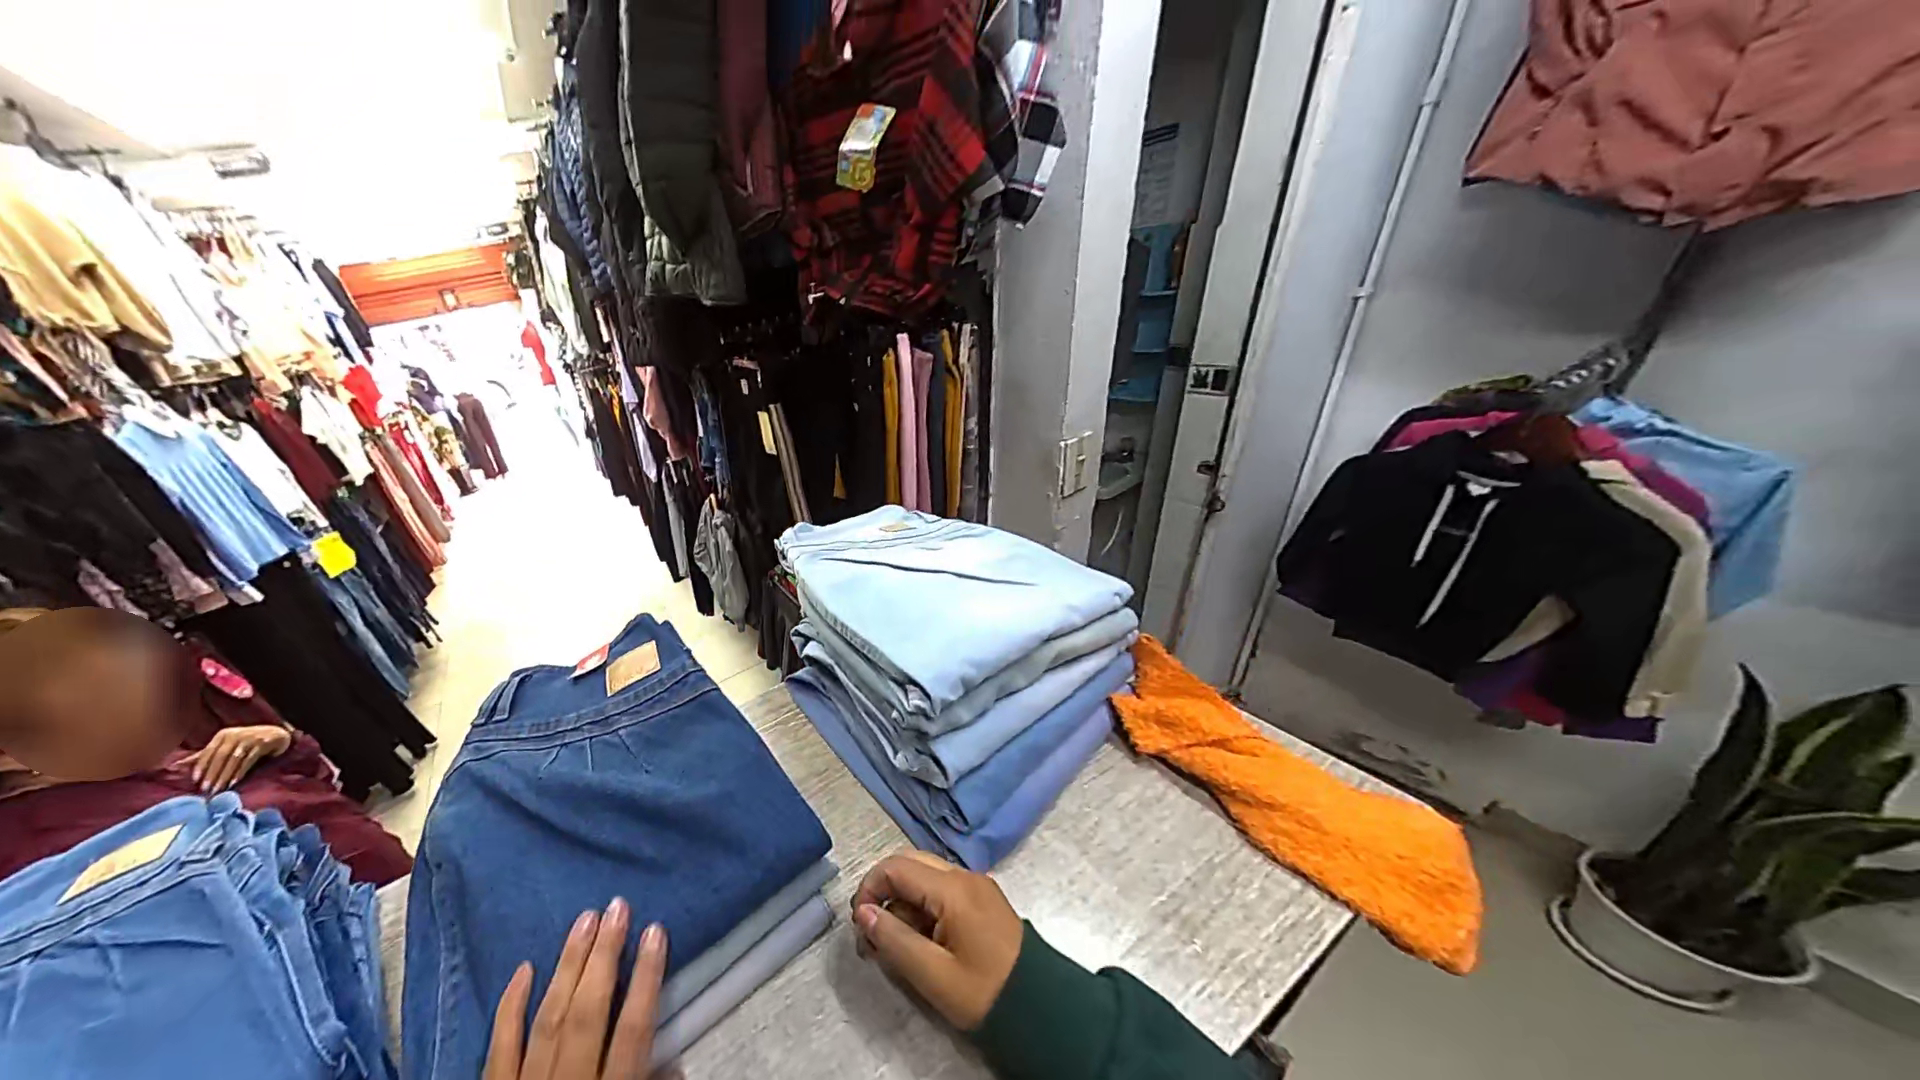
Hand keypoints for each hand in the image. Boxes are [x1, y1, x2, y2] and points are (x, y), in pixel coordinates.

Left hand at [186, 725, 291, 791]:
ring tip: (219, 789)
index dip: (201, 767)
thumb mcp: (226, 746)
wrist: (278, 734)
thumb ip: (204, 755)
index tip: (195, 781)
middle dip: (212, 774)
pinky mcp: (264, 743)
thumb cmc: (247, 742)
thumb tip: (173, 765)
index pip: (208, 752)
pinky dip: (240, 772)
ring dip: (225, 775)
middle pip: (220, 757)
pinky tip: (235, 782)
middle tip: (206, 789)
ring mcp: (251, 738)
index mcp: (223, 734)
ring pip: (234, 760)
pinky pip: (249, 760)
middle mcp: (236, 734)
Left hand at [484, 898, 668, 1079]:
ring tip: (584, 921)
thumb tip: (673, 1065)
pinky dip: (509, 1009)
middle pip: (586, 1015)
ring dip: (568, 967)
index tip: (655, 930)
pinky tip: (525, 969)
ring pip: (546, 1021)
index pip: (631, 1030)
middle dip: (604, 957)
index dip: (645, 978)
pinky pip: (496, 1052)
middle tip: (617, 908)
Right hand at [851, 851, 1023, 1030]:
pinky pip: (942, 888)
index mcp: (952, 888)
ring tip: (895, 944)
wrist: (1038, 1003)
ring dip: (902, 901)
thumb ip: (894, 940)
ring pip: (925, 875)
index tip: (860, 926)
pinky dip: (922, 905)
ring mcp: (975, 884)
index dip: (869, 889)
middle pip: (910, 863)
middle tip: (873, 934)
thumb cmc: (983, 991)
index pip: (896, 867)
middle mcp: (964, 875)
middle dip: (884, 892)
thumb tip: (865, 912)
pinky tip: (920, 939)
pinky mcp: (981, 897)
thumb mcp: (932, 974)